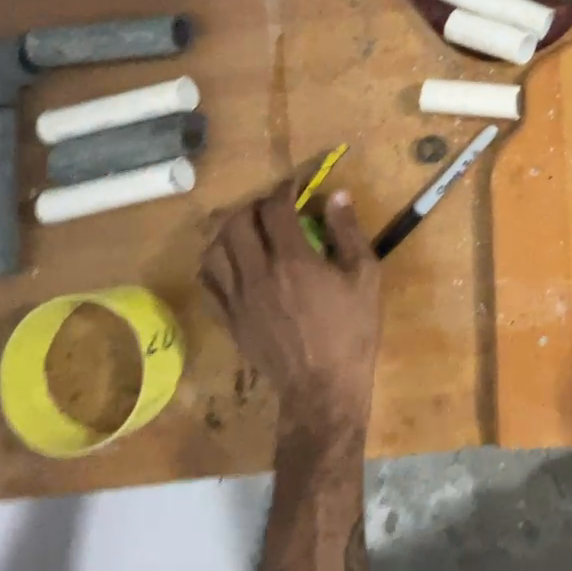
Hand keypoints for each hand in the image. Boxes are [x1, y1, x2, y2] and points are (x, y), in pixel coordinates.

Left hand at [200, 182, 380, 439]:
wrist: (322, 386)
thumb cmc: (352, 328)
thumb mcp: (365, 275)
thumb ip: (348, 231)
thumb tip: (336, 195)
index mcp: (293, 260)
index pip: (275, 208)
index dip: (285, 189)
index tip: (298, 185)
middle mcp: (257, 274)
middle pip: (237, 222)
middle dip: (255, 205)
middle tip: (275, 206)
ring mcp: (237, 298)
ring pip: (214, 249)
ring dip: (230, 230)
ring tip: (250, 229)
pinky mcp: (228, 318)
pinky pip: (207, 280)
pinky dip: (215, 260)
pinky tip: (233, 259)